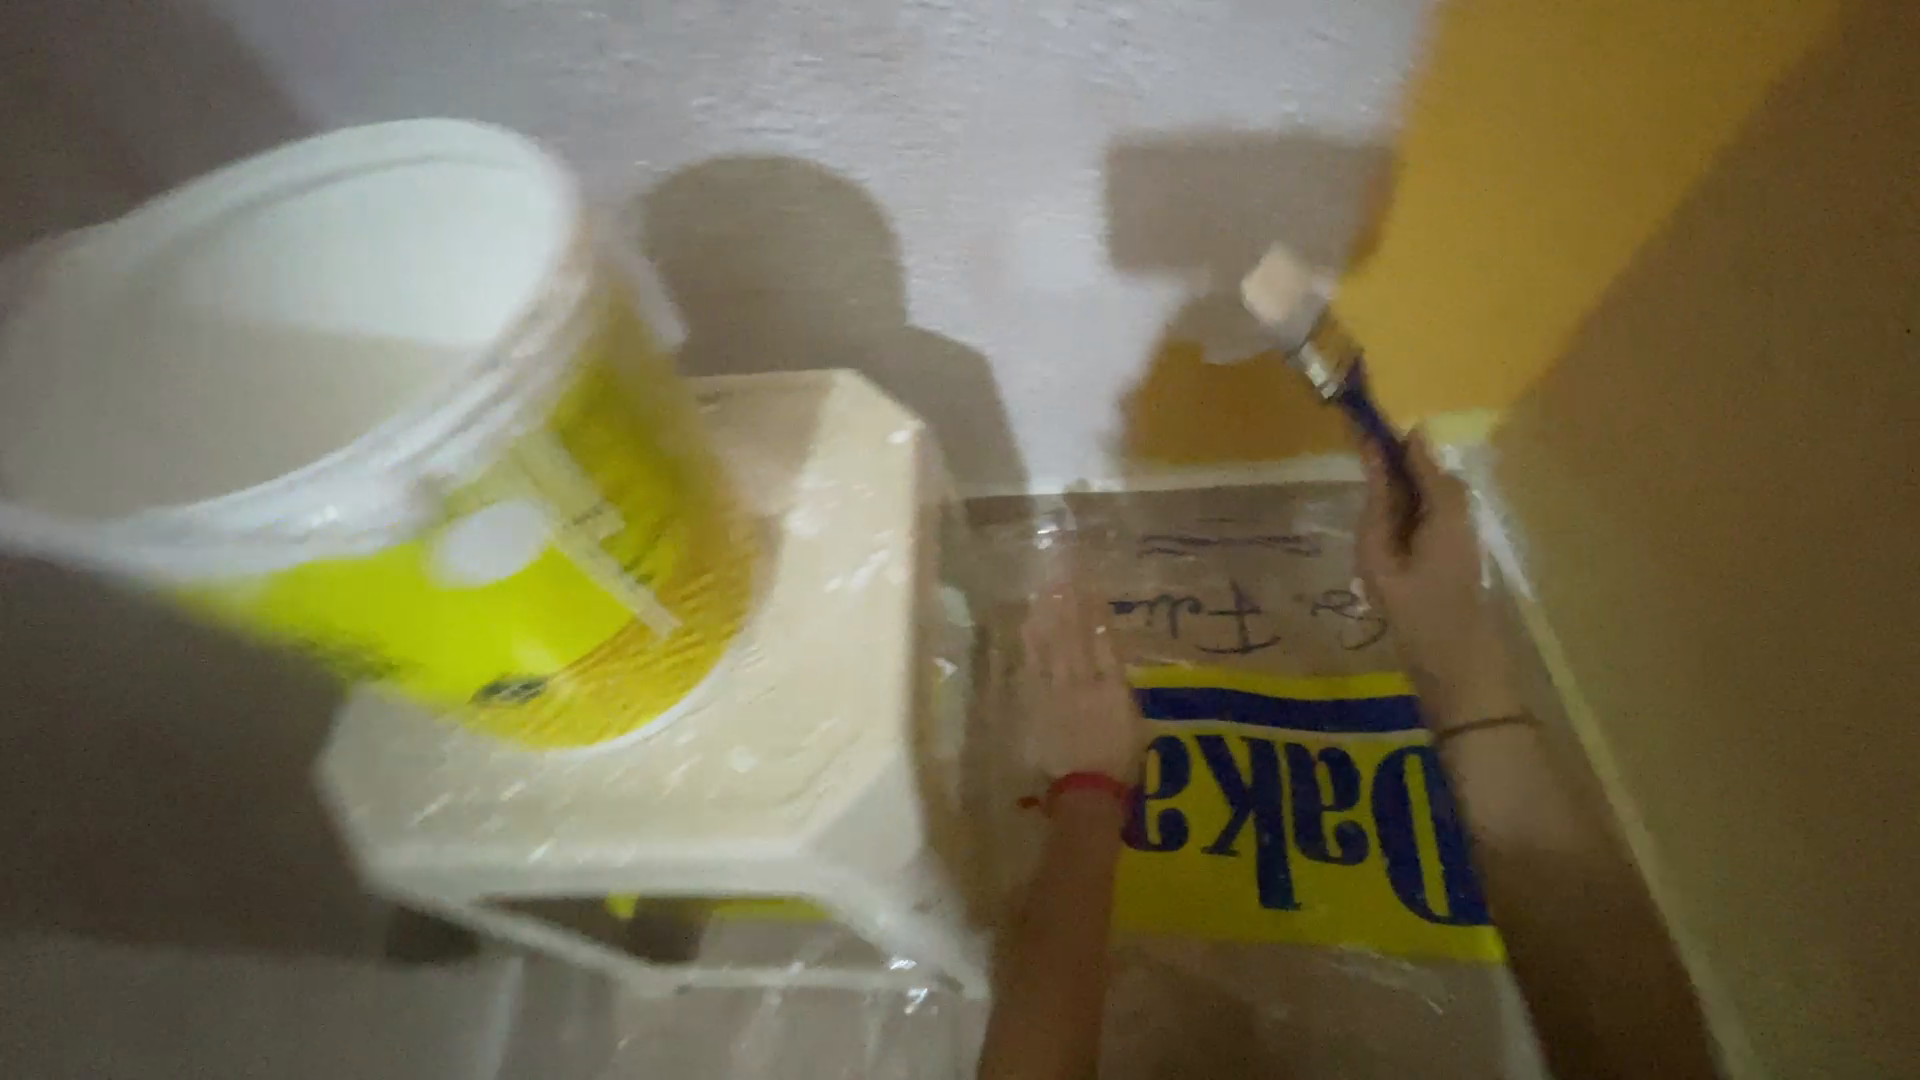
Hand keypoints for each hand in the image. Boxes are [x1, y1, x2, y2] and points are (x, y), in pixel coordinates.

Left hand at [1019, 583, 1149, 782]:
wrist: (1086, 790)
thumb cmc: (1118, 764)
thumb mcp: (1134, 725)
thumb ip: (1121, 693)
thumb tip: (1112, 667)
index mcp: (1114, 688)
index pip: (1106, 641)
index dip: (1097, 613)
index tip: (1091, 588)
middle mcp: (1086, 681)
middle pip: (1076, 635)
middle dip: (1070, 603)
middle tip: (1062, 575)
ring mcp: (1058, 690)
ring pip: (1053, 645)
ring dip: (1050, 615)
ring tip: (1046, 589)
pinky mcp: (1036, 702)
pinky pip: (1033, 666)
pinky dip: (1031, 643)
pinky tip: (1029, 623)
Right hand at [1357, 431, 1522, 729]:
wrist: (1455, 660)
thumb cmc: (1414, 609)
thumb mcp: (1381, 555)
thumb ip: (1382, 499)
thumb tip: (1383, 448)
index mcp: (1441, 505)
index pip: (1413, 453)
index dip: (1386, 434)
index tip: (1356, 414)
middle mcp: (1456, 507)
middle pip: (1418, 466)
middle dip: (1387, 453)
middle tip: (1351, 440)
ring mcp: (1457, 526)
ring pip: (1420, 487)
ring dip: (1391, 476)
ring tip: (1358, 477)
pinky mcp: (1451, 543)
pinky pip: (1422, 507)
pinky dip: (1400, 500)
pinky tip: (1380, 514)